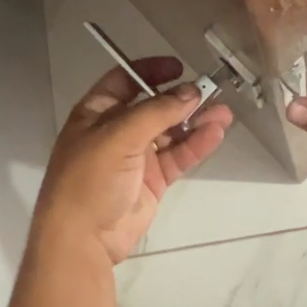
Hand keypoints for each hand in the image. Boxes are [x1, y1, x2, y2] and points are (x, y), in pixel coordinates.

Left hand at [36, 56, 233, 263]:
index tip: (178, 67)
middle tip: (211, 90)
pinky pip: (179, 156)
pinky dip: (197, 144)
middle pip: (154, 106)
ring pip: (172, 131)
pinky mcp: (153, 180)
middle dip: (182, 98)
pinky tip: (217, 133)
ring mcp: (136, 157)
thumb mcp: (118, 136)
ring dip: (196, 121)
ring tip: (224, 112)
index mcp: (96, 113)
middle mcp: (117, 131)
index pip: (124, 80)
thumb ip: (157, 111)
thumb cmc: (89, 178)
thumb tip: (191, 92)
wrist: (82, 239)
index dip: (150, 70)